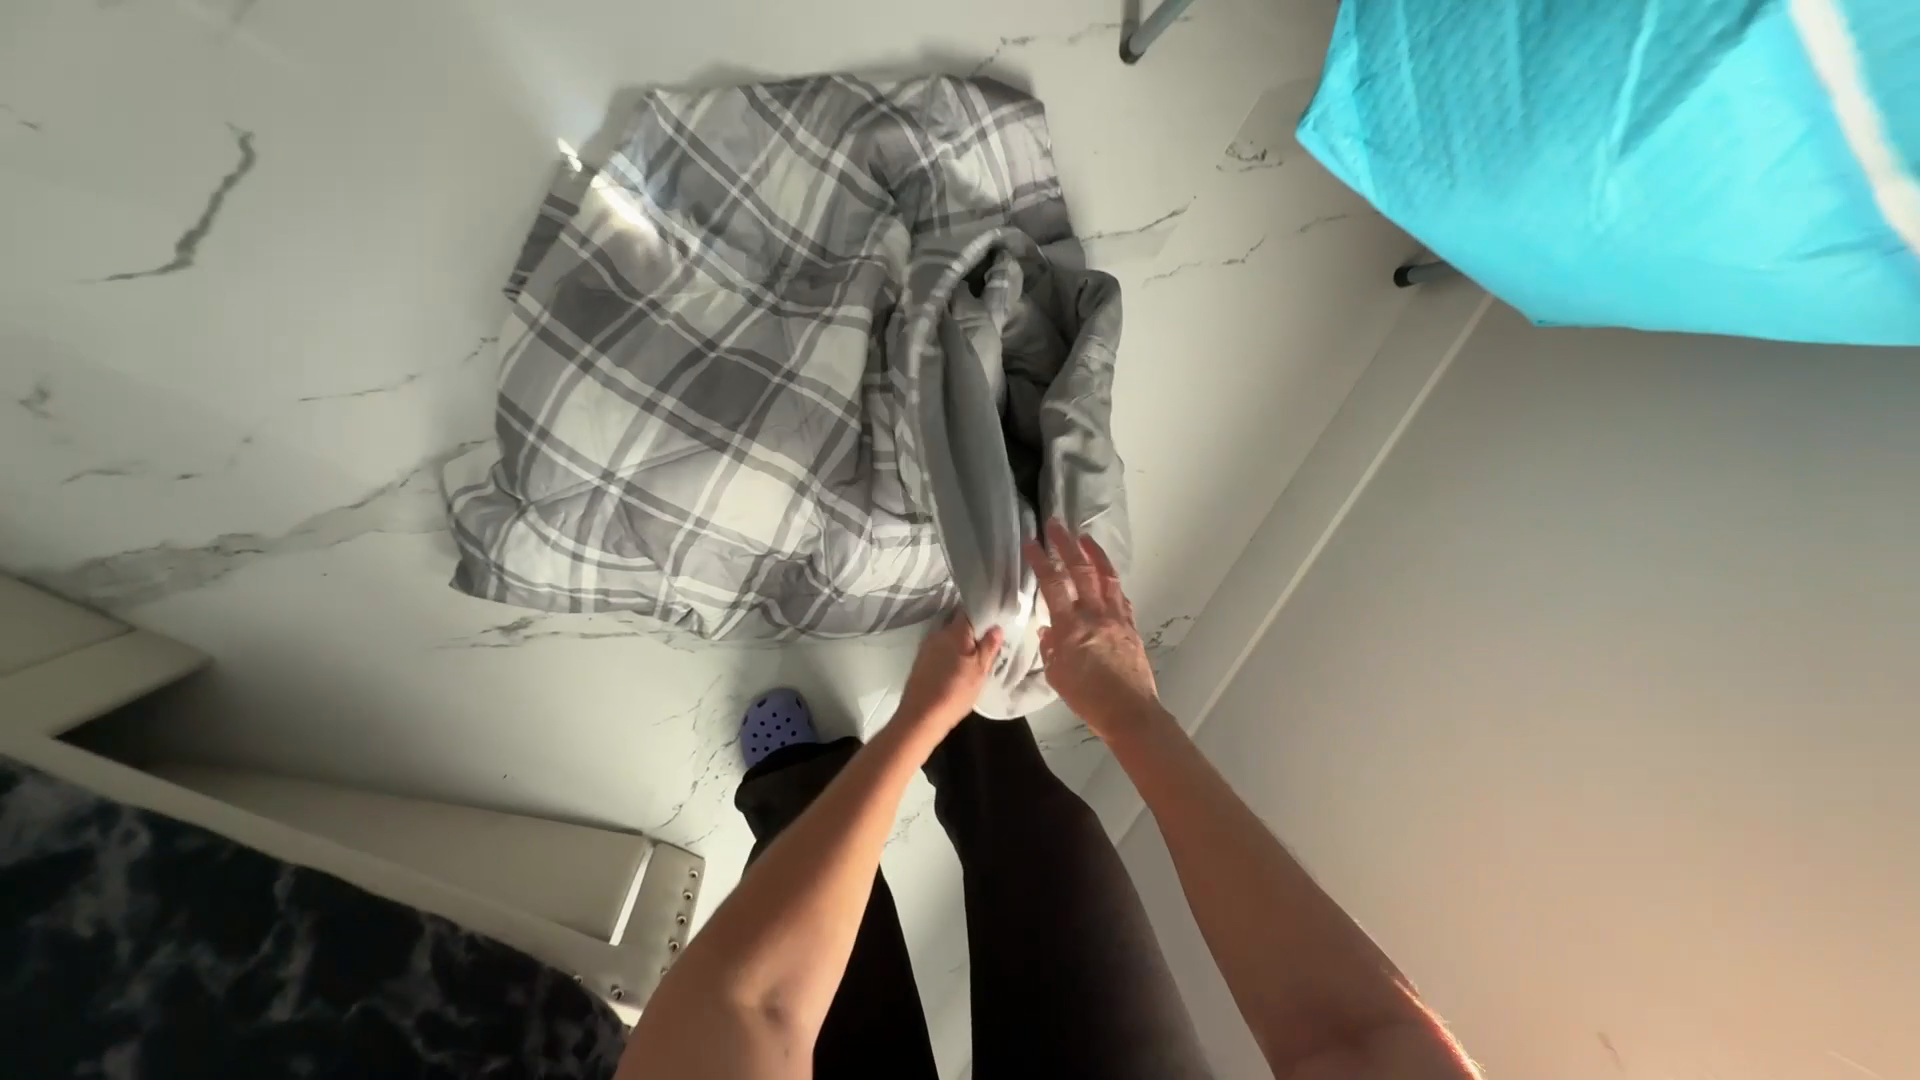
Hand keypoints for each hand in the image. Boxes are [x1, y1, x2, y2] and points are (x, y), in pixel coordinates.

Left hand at [893, 612, 1003, 736]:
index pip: (969, 610)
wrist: (921, 717)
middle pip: (958, 624)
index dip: (983, 613)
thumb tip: (996, 627)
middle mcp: (938, 633)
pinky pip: (940, 649)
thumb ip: (988, 646)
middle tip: (988, 644)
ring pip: (949, 638)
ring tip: (974, 658)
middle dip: (972, 631)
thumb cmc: (955, 692)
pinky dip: (950, 654)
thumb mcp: (979, 670)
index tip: (995, 621)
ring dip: (961, 644)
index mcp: (954, 632)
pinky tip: (957, 668)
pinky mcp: (921, 661)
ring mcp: (926, 647)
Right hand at [1024, 521, 1160, 734]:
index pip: (1053, 584)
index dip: (1041, 560)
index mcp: (1071, 627)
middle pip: (1081, 570)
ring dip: (1094, 554)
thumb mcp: (1056, 674)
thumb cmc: (1087, 698)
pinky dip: (1110, 580)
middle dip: (1067, 545)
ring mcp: (1116, 618)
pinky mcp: (1130, 626)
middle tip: (1057, 525)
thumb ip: (1050, 647)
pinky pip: (1119, 596)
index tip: (1032, 542)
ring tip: (1085, 538)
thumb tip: (1048, 629)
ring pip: (1106, 577)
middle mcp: (1095, 615)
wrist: (1129, 712)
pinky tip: (1106, 576)